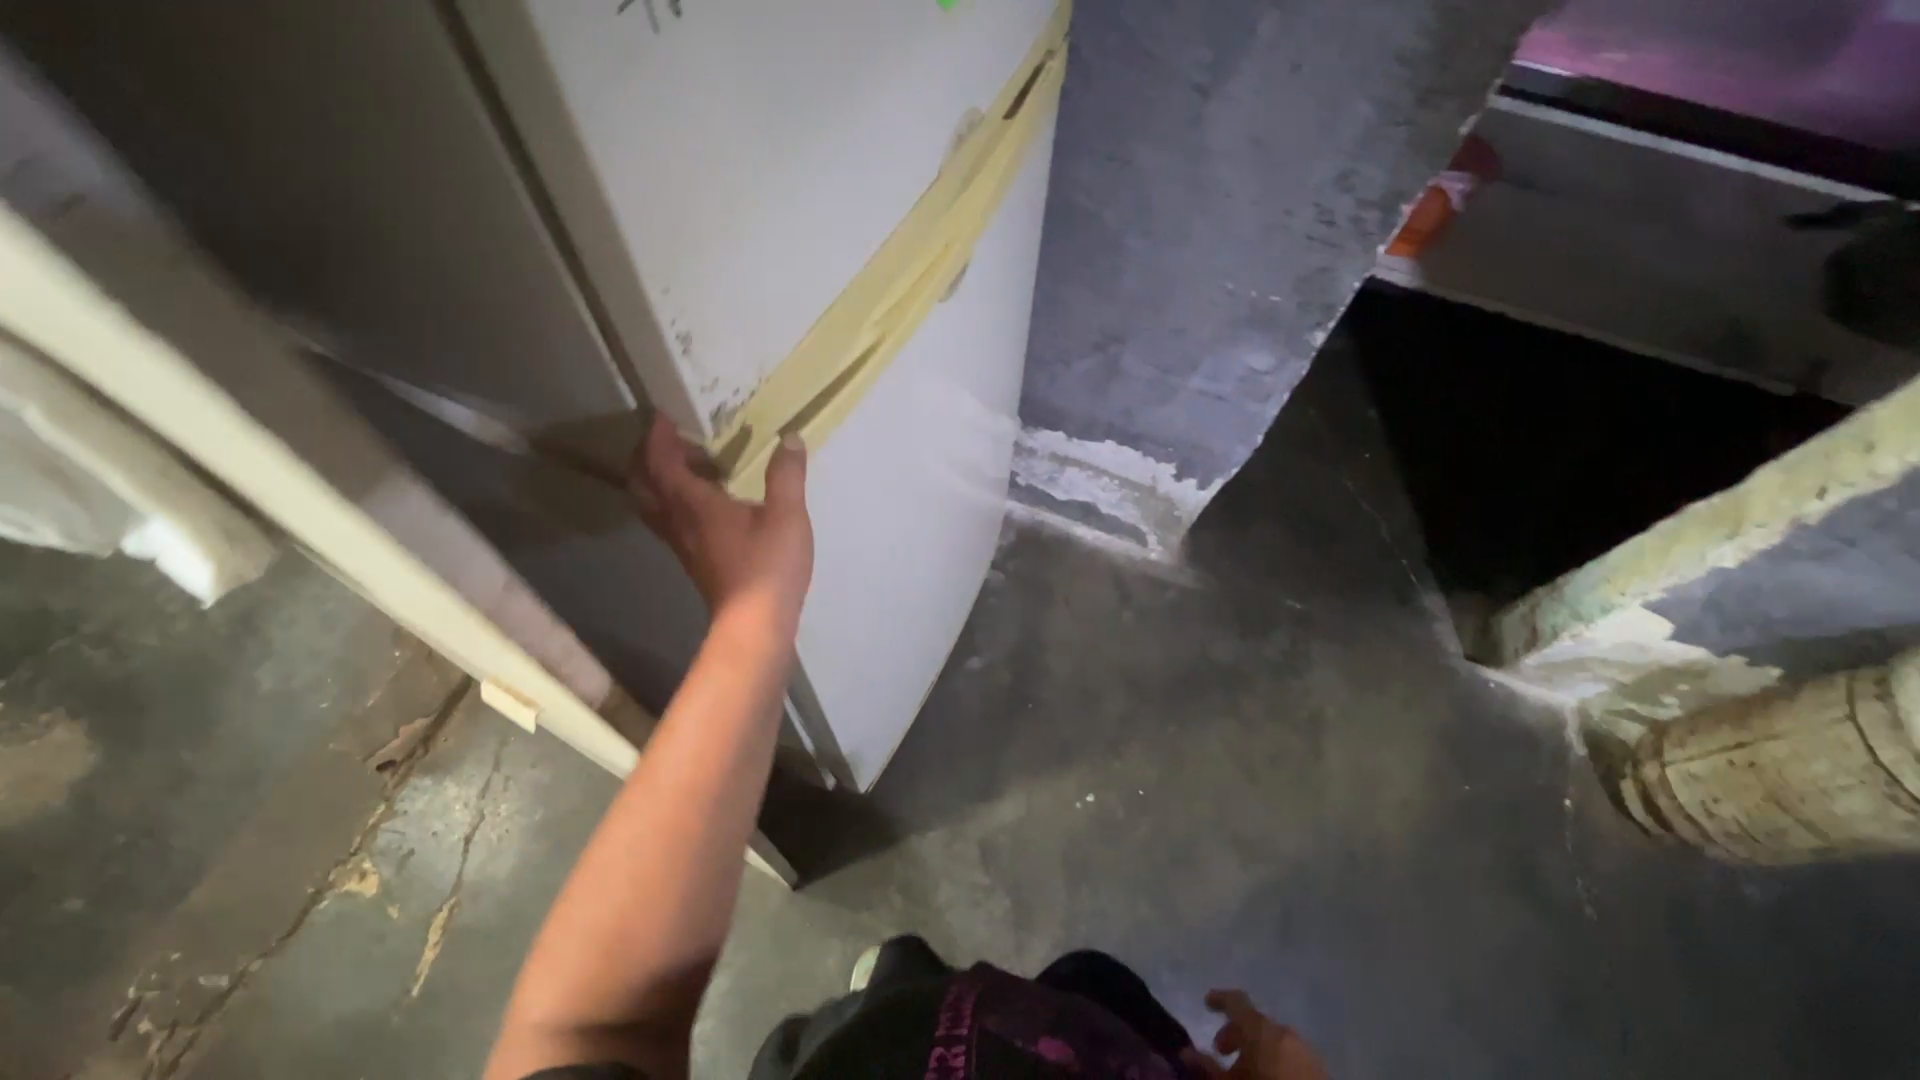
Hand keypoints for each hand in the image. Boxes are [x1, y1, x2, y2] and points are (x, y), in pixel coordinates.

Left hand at [628, 415, 813, 634]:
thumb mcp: (787, 515)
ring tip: (692, 467)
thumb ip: (786, 475)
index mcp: (693, 504)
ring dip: (661, 481)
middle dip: (649, 457)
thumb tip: (788, 439)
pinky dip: (676, 501)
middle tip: (674, 440)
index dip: (658, 437)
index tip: (666, 416)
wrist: (756, 624)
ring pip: (654, 505)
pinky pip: (670, 521)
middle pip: (644, 484)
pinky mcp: (694, 560)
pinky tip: (708, 502)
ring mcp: (682, 545)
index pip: (660, 462)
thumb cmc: (768, 566)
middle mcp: (678, 522)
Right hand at [1181, 990, 1327, 1079]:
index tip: (1206, 1004)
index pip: (1237, 1001)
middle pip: (1255, 1022)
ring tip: (1244, 1071)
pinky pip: (1290, 1052)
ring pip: (1273, 1039)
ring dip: (1255, 1048)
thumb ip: (1208, 1067)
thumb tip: (1186, 1052)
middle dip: (1236, 1032)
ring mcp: (1306, 1049)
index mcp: (1262, 1030)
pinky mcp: (1320, 1067)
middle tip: (1221, 1051)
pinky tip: (1268, 1075)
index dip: (1220, 999)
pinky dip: (1274, 1057)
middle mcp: (1284, 1032)